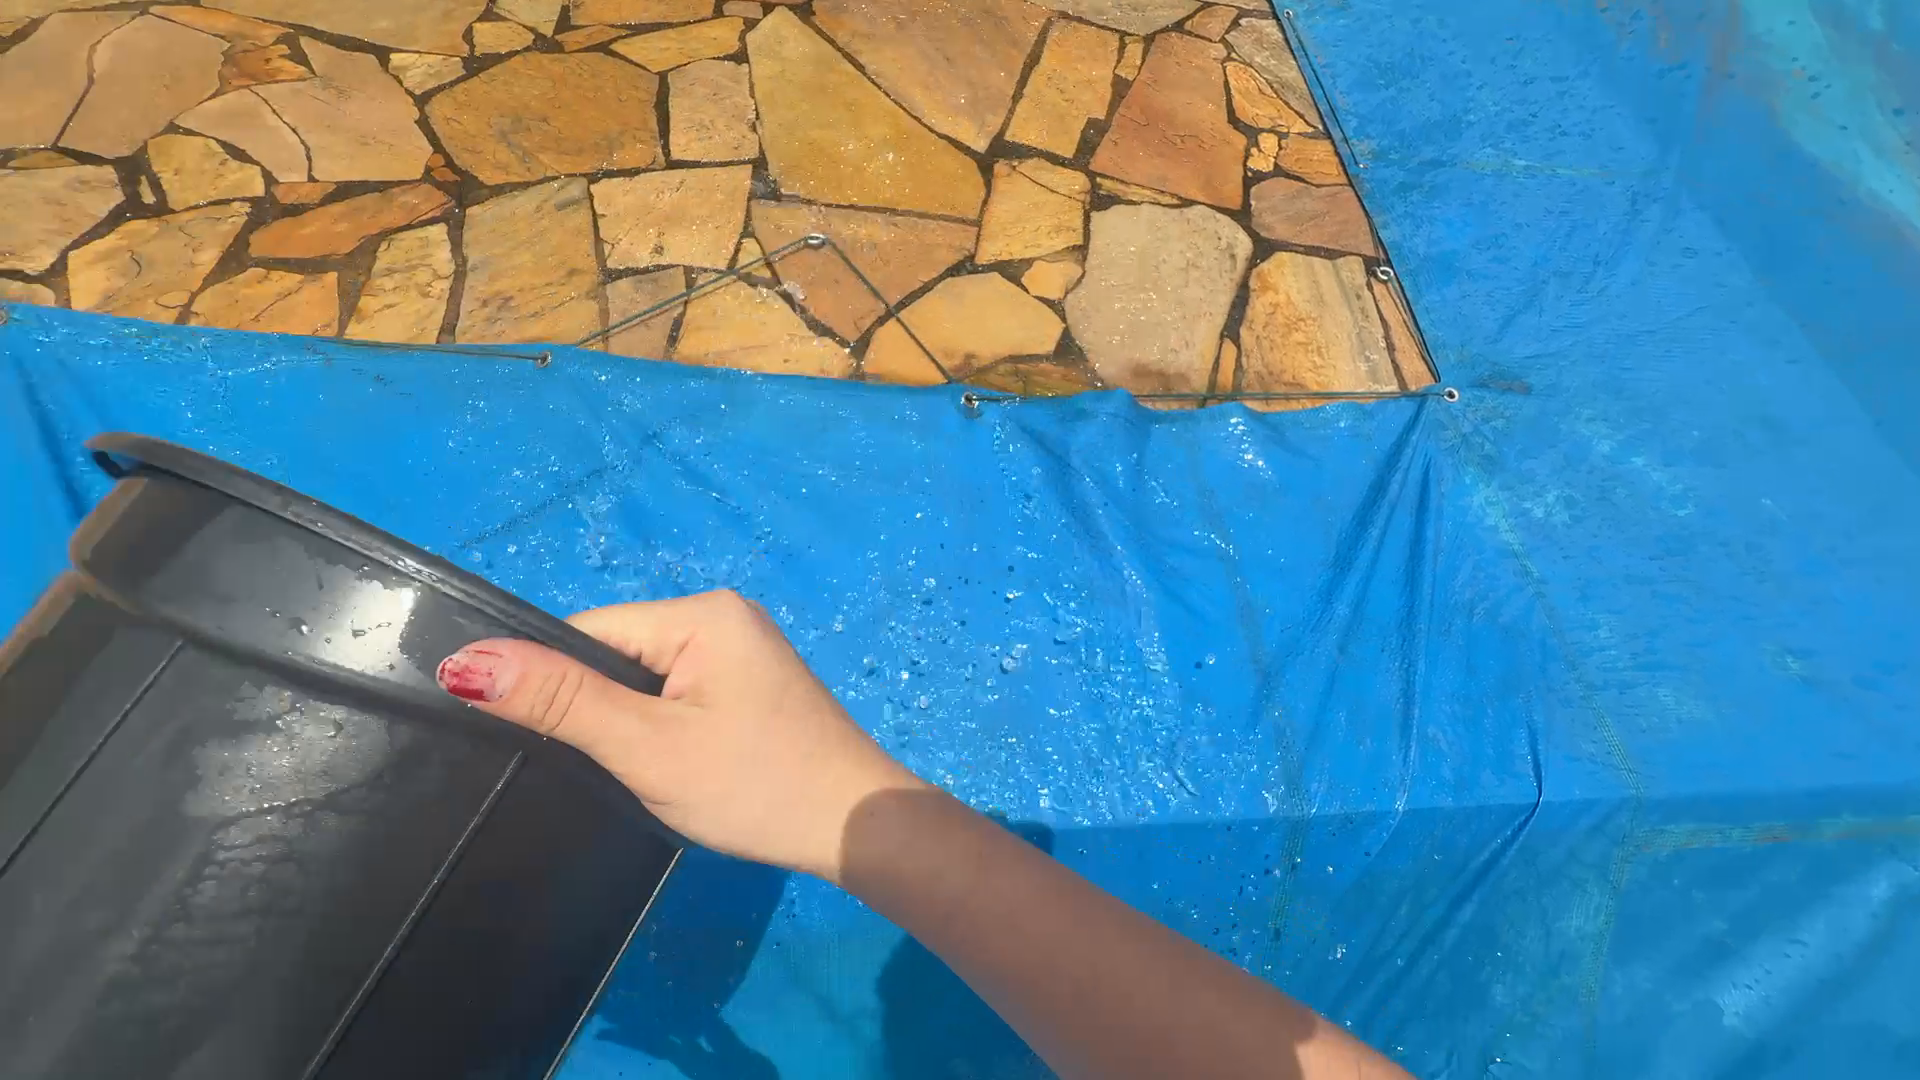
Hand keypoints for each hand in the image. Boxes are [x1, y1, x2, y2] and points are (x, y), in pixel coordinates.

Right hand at [435, 590, 924, 880]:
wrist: (852, 823)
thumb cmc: (752, 784)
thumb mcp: (647, 746)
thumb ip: (561, 701)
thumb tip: (466, 659)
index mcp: (704, 612)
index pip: (590, 632)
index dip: (556, 685)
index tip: (549, 745)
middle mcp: (726, 615)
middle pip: (621, 652)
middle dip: (597, 705)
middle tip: (600, 765)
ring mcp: (745, 648)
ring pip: (650, 675)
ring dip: (630, 719)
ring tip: (635, 768)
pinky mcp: (754, 681)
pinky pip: (684, 689)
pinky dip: (664, 723)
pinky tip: (669, 761)